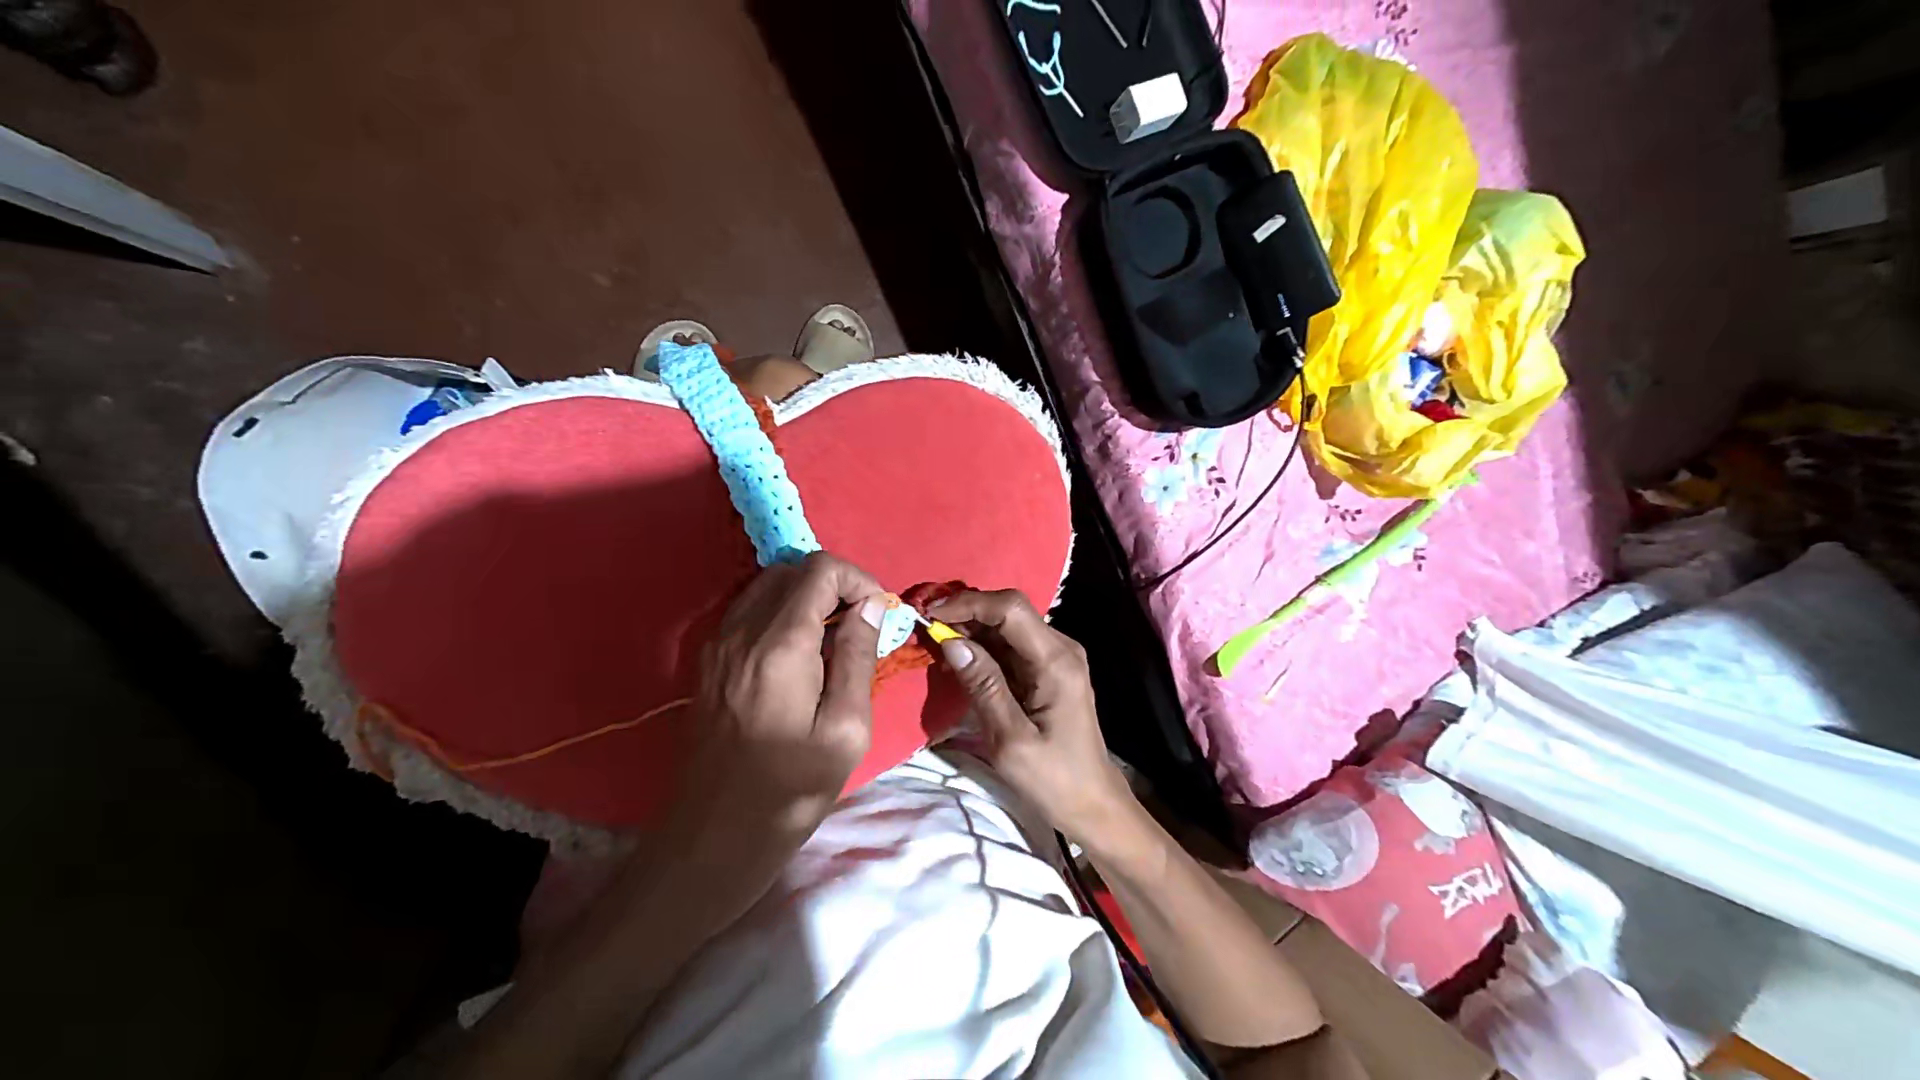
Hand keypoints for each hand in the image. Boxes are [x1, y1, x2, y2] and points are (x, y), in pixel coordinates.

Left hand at [675, 552, 885, 862]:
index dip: (858, 579)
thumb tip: (871, 606)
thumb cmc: (791, 789)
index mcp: (780, 644)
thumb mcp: (846, 729)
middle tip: (860, 624)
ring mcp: (717, 643)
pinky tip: (798, 654)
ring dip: (806, 597)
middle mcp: (741, 630)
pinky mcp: (707, 659)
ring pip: (767, 585)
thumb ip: (859, 657)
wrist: (713, 836)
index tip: (879, 613)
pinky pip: (748, 611)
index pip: (820, 569)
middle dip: (834, 585)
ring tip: (833, 639)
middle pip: (792, 569)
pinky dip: (780, 613)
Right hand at [927, 589, 1135, 845]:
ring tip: (934, 640)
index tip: (930, 614)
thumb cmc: (1053, 779)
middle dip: (966, 612)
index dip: (969, 603)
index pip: (1011, 608)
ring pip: (1007, 626)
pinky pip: (1010, 646)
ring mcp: (1055, 658)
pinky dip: (982, 647)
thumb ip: (983, 686)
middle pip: (1009, 611)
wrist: (1091, 804)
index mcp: (1056, 661)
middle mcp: (1059, 648)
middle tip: (925, 625)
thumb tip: (951, 641)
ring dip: (970, 628)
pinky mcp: (1046, 671)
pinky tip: (958, 658)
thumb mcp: (1010, 739)